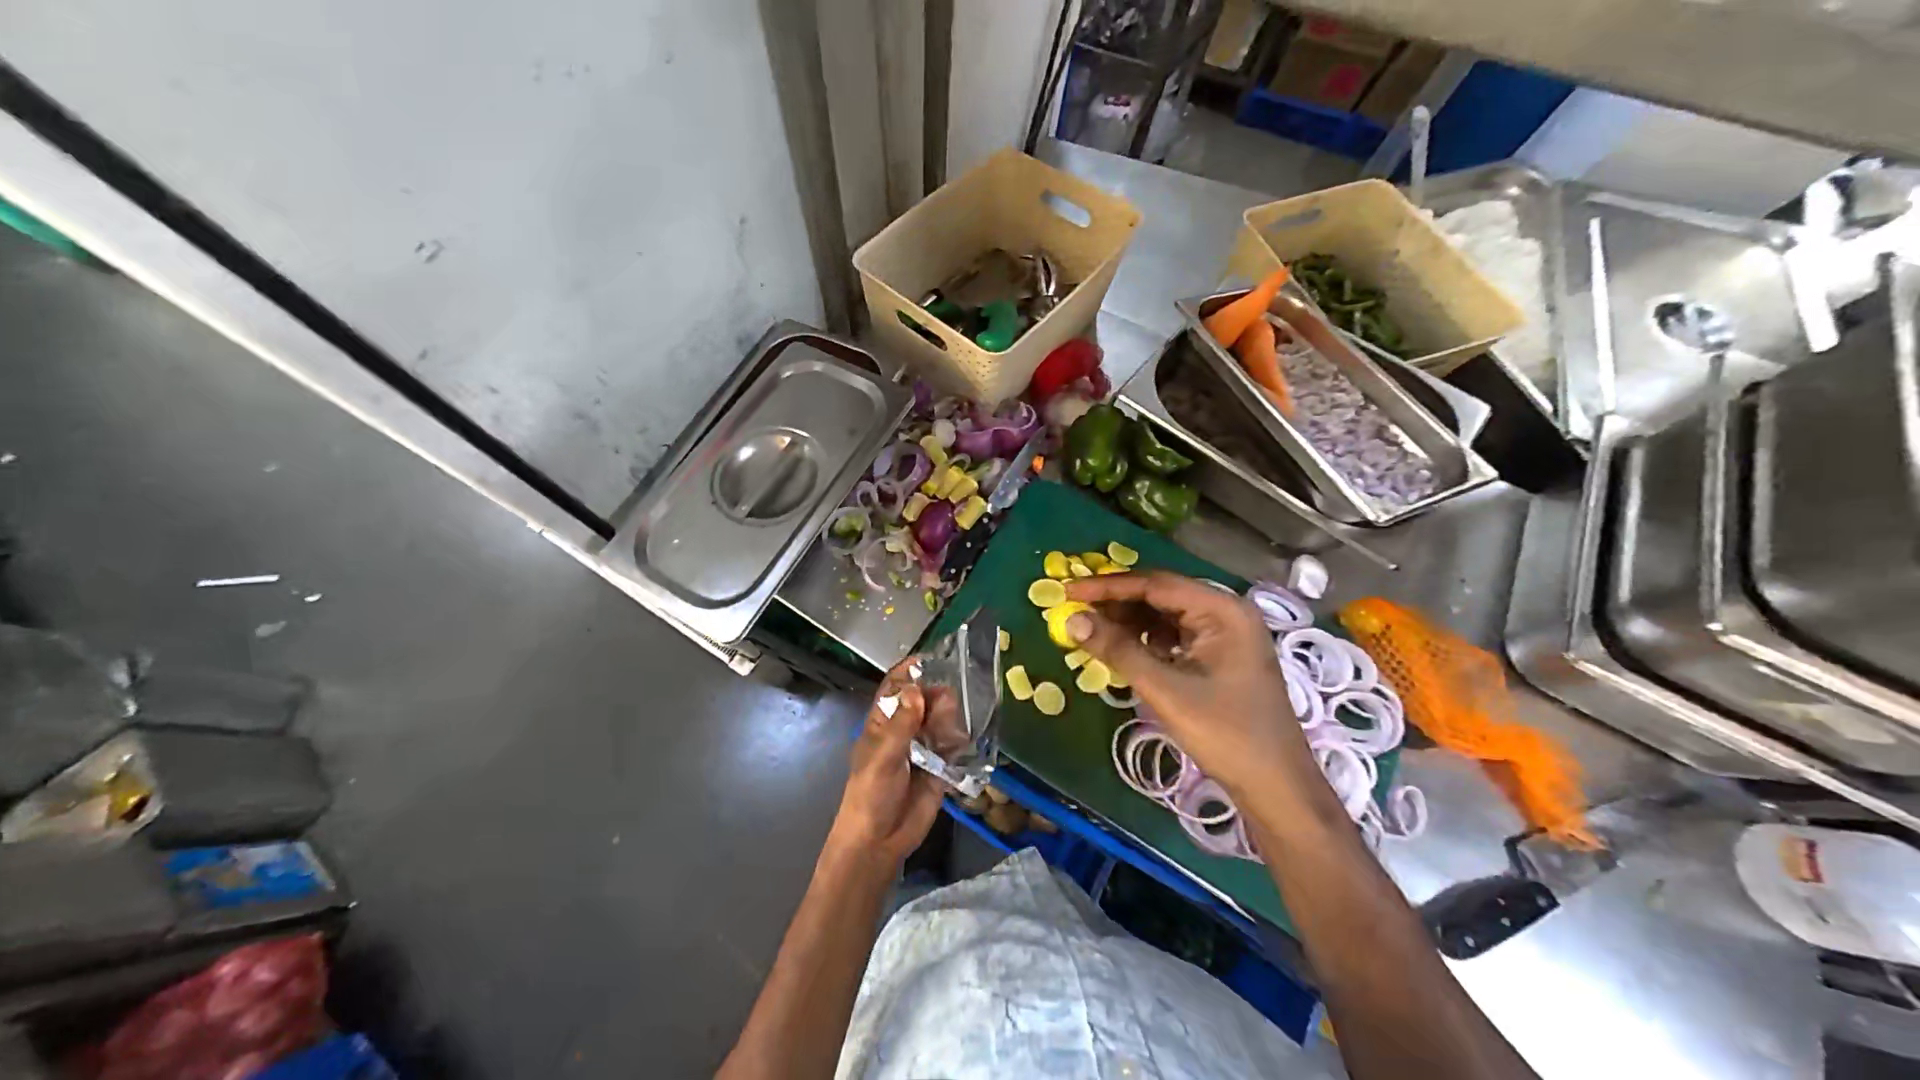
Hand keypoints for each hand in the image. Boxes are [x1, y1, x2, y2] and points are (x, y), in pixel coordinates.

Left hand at [823, 658, 947, 873]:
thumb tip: (915, 690)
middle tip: (952, 696)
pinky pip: (953, 748)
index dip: (908, 673)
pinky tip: (970, 736)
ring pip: (940, 723)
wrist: (880, 842)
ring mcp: (922, 750)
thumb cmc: (870, 794)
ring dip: (950, 717)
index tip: (929, 659)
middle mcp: (903, 732)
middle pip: (923, 703)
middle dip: (936, 695)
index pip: (894, 690)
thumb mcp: (883, 756)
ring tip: (960, 718)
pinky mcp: (940, 770)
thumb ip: (901, 725)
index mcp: (882, 724)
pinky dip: (962, 740)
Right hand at [1064, 571, 1310, 799]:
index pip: (1155, 584)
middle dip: (1117, 604)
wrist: (1276, 785)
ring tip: (1091, 632)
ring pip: (1165, 616)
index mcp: (1222, 610)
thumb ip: (1119, 650)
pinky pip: (1174, 636)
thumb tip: (1071, 620)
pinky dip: (1146, 640)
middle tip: (1074, 613)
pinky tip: (1121, 650)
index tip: (1068, 592)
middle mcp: (1226, 613)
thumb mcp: (1166, 690)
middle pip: (1161, 595)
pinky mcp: (1219, 657)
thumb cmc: (1227, 734)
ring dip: (1129, 622)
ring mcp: (1225, 635)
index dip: (1108, 586)